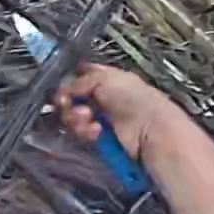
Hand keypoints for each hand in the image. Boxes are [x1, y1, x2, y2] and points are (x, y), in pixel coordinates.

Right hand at [54, 63, 190, 160]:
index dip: (72, 80)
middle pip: (74, 98)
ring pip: (74, 116)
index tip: (64, 87)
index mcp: (108, 78)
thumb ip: (80, 82)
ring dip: (75, 118)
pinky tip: (96, 131)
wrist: (149, 129)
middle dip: (68, 102)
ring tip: (86, 118)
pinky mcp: (100, 139)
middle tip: (68, 105)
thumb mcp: (104, 79)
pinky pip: (82, 133)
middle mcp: (103, 96)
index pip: (83, 75)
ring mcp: (101, 118)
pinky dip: (85, 131)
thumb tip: (64, 92)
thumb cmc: (131, 98)